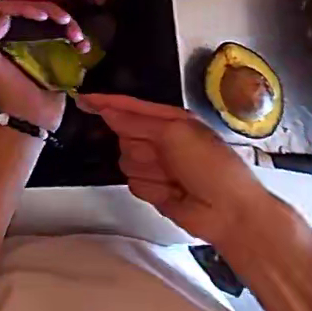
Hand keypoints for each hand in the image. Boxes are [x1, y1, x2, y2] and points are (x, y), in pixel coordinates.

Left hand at [0, 1, 86, 133]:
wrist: (31, 119)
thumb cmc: (8, 91)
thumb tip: (5, 16)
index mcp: (0, 35)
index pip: (9, 8)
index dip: (26, 7)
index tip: (42, 17)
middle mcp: (18, 35)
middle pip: (35, 9)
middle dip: (52, 11)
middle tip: (66, 21)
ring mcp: (38, 43)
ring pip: (54, 21)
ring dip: (69, 24)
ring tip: (77, 37)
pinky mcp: (56, 54)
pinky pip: (67, 38)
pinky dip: (78, 39)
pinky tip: (83, 47)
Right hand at [78, 94, 278, 246]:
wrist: (228, 211)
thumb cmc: (211, 164)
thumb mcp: (174, 132)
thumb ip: (137, 121)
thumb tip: (108, 110)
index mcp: (170, 119)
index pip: (129, 107)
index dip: (106, 103)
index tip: (83, 99)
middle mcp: (161, 139)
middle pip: (123, 136)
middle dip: (140, 146)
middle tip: (167, 156)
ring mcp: (156, 165)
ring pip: (126, 161)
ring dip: (149, 170)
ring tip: (174, 177)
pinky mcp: (153, 189)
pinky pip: (133, 183)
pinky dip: (152, 188)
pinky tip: (172, 192)